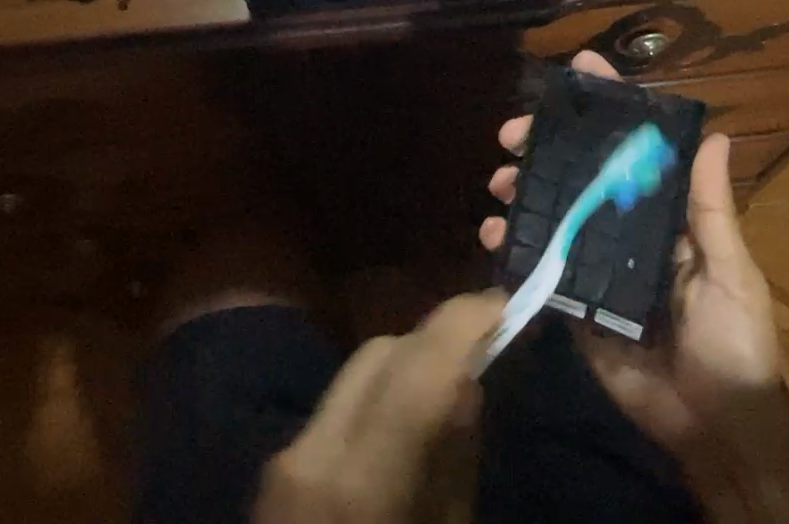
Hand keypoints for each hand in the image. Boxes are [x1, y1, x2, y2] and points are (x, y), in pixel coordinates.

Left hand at [252, 292, 502, 523]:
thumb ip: (453, 460)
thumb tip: (469, 378)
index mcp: (359, 482)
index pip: (419, 363)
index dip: (467, 321)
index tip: (510, 306)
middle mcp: (311, 450)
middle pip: (382, 351)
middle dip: (439, 338)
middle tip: (490, 347)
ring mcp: (286, 457)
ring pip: (358, 371)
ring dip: (410, 362)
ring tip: (457, 379)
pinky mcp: (278, 468)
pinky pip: (340, 403)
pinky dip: (382, 393)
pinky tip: (410, 419)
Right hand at [482, 52, 788, 520]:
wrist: (712, 427)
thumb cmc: (733, 342)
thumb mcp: (730, 271)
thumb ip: (709, 210)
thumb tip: (715, 136)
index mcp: (667, 218)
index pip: (636, 153)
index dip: (610, 109)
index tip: (580, 69)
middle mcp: (628, 232)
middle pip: (582, 177)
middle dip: (546, 148)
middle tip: (511, 134)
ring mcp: (597, 268)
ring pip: (554, 214)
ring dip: (522, 191)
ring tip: (498, 181)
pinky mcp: (573, 305)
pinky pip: (538, 268)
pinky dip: (511, 248)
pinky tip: (489, 234)